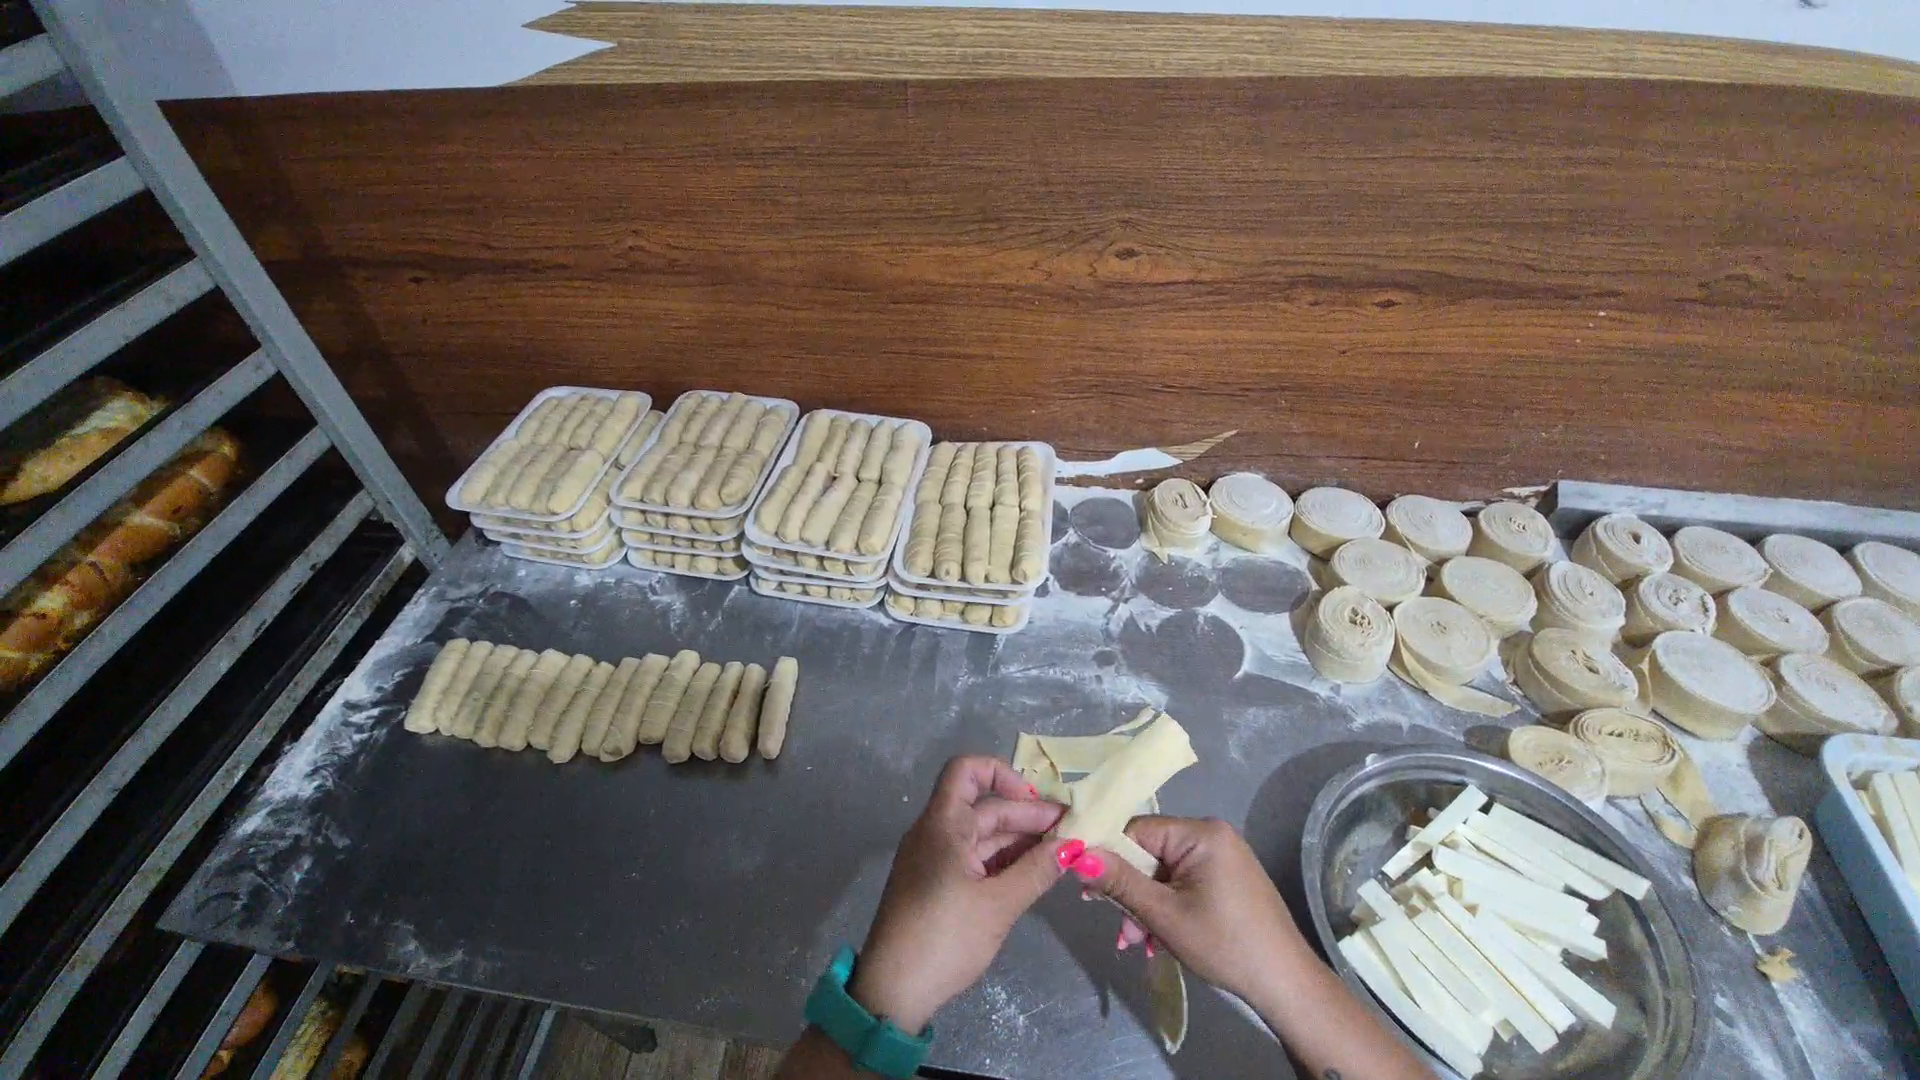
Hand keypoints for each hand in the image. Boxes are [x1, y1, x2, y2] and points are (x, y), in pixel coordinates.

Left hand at [848, 756, 1070, 1032]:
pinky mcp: (937, 883)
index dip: (1003, 774)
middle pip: (984, 806)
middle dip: (1027, 815)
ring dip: (1020, 840)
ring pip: (982, 834)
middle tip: (1072, 831)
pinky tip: (1034, 872)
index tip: (1036, 802)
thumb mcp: (998, 906)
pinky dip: (1004, 860)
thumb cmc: (944, 939)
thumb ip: (1038, 871)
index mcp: (942, 824)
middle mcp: (935, 832)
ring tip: (1062, 853)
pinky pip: (974, 857)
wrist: (892, 993)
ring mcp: (934, 858)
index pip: (967, 770)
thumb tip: (1074, 846)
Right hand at [1081, 816, 1309, 1008]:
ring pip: (1163, 873)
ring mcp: (1222, 857)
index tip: (1088, 889)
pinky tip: (1159, 940)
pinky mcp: (1227, 878)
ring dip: (1146, 907)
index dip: (1109, 857)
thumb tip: (1075, 854)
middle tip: (1120, 931)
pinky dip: (1167, 907)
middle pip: (1149, 854)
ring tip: (1139, 944)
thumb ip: (1119, 881)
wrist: (1286, 985)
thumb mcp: (1165, 915)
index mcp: (1201, 833)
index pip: (1136, 831)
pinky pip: (1182, 883)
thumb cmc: (1225, 944)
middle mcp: (1212, 835)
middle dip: (1130, 892)